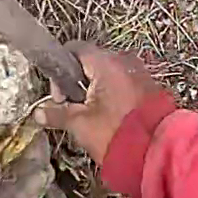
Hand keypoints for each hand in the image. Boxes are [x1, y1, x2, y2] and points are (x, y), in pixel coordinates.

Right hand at [36, 44, 163, 163]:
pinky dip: (112, 93)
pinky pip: (123, 81)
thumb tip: (39, 111)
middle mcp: (125, 60)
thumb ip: (58, 113)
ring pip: (108, 73)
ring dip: (95, 89)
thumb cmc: (116, 132)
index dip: (61, 68)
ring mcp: (139, 71)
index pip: (76, 49)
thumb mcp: (81, 124)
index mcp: (107, 63)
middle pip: (92, 61)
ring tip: (90, 115)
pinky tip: (109, 115)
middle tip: (72, 107)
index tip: (59, 94)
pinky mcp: (148, 85)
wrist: (158, 148)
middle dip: (78, 81)